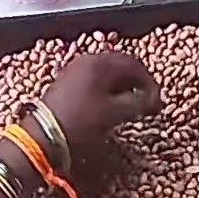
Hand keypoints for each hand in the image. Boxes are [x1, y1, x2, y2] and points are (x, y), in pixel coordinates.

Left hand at [39, 51, 161, 148]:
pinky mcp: (65, 84)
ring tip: (129, 106)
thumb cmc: (81, 122)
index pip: (133, 64)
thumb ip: (138, 103)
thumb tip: (154, 101)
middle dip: (135, 83)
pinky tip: (108, 107)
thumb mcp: (114, 113)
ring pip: (105, 74)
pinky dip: (105, 90)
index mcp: (100, 63)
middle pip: (119, 66)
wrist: (42, 136)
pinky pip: (92, 81)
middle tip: (145, 102)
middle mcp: (86, 61)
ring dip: (120, 87)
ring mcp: (73, 71)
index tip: (156, 101)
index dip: (149, 82)